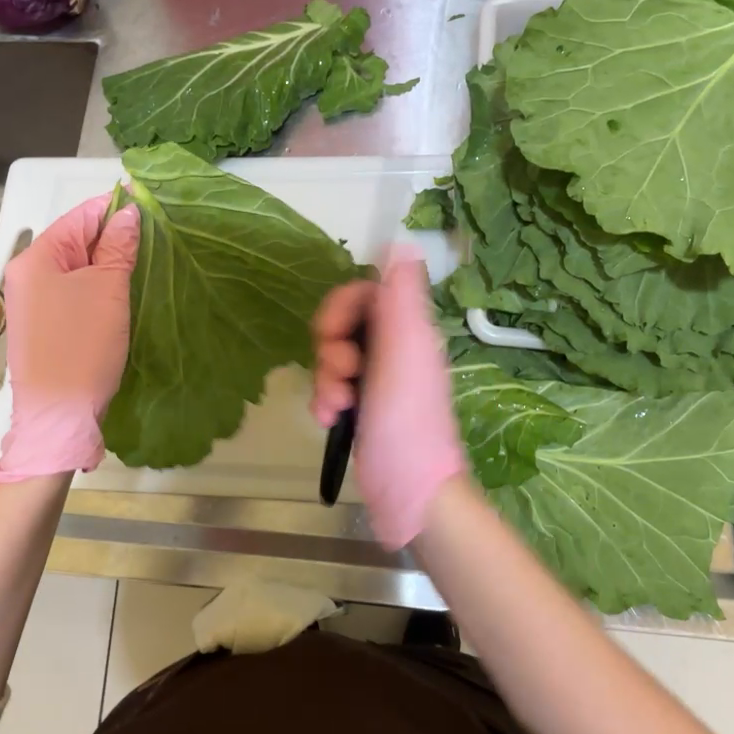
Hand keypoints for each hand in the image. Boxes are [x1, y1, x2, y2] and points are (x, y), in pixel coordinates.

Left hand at [0, 193, 139, 481]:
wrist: (59, 416)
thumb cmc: (83, 347)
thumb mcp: (108, 290)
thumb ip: (118, 246)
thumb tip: (129, 212)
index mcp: (36, 258)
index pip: (80, 216)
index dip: (115, 207)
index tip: (151, 204)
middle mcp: (27, 274)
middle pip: (76, 240)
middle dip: (114, 236)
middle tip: (157, 235)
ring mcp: (34, 302)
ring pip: (77, 268)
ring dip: (109, 263)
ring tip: (147, 260)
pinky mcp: (45, 325)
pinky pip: (74, 291)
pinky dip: (99, 286)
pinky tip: (125, 290)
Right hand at [311, 251, 467, 548]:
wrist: (410, 493)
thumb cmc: (407, 422)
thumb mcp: (405, 351)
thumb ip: (400, 297)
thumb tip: (404, 239)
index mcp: (408, 330)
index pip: (365, 291)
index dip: (341, 306)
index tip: (333, 333)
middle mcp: (394, 349)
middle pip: (344, 324)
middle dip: (329, 349)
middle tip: (342, 376)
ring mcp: (377, 380)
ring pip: (333, 358)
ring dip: (324, 380)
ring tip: (336, 407)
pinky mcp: (362, 408)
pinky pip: (331, 389)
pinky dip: (323, 402)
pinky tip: (328, 421)